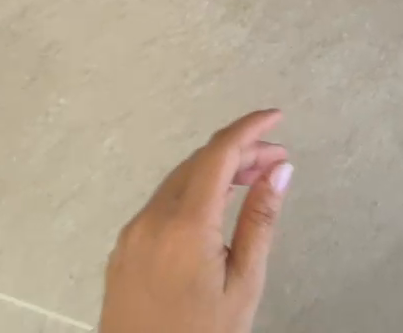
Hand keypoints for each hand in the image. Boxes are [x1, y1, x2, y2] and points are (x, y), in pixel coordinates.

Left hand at [101, 109, 292, 332]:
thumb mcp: (242, 285)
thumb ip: (260, 220)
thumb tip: (280, 167)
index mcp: (185, 224)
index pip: (220, 153)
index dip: (250, 128)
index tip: (278, 117)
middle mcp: (152, 219)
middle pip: (200, 161)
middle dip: (240, 150)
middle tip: (277, 161)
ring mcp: (132, 235)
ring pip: (180, 179)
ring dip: (218, 169)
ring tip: (254, 180)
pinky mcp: (123, 252)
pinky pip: (163, 202)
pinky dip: (195, 190)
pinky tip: (216, 208)